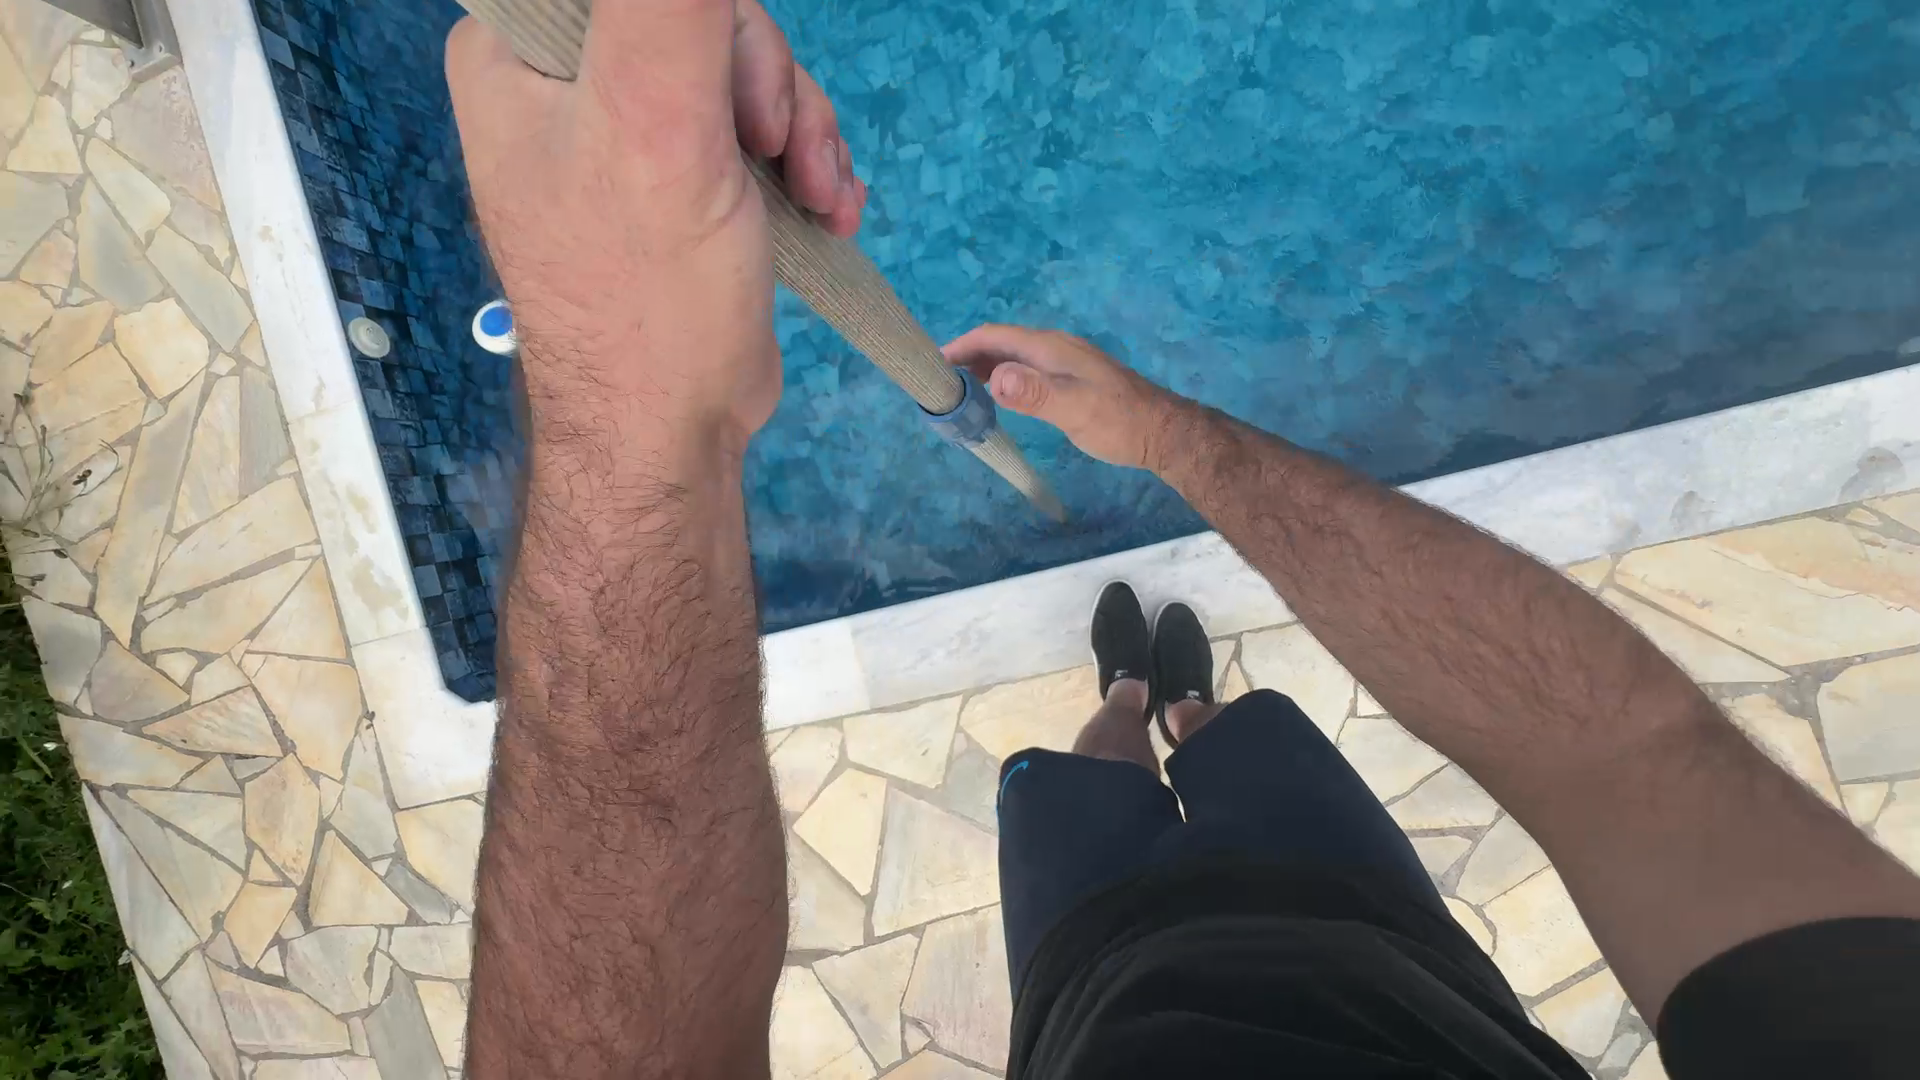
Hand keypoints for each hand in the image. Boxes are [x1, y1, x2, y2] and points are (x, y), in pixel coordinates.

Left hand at [445, 0, 865, 447]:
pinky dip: (806, 172)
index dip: (722, 34)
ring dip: (807, 141)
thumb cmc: (652, 296)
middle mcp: (578, 91)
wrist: (672, 429)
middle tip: (792, 169)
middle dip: (775, 99)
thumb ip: (672, 5)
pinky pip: (764, 143)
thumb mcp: (660, 127)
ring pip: (750, 87)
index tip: (746, 117)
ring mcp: (640, 146)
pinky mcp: (692, 193)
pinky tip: (828, 213)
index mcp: (530, 55)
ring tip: (825, 205)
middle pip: (708, 29)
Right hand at [943, 325, 1183, 468]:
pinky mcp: (1068, 379)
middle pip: (1001, 342)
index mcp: (1050, 349)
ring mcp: (1062, 362)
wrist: (1159, 431)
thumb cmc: (1117, 421)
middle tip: (939, 379)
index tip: (933, 361)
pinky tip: (996, 394)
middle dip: (967, 355)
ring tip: (958, 387)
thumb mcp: (1074, 409)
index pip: (995, 336)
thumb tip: (995, 378)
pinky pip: (1025, 370)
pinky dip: (1003, 377)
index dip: (962, 345)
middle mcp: (1053, 348)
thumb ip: (1035, 393)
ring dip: (984, 366)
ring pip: (1013, 356)